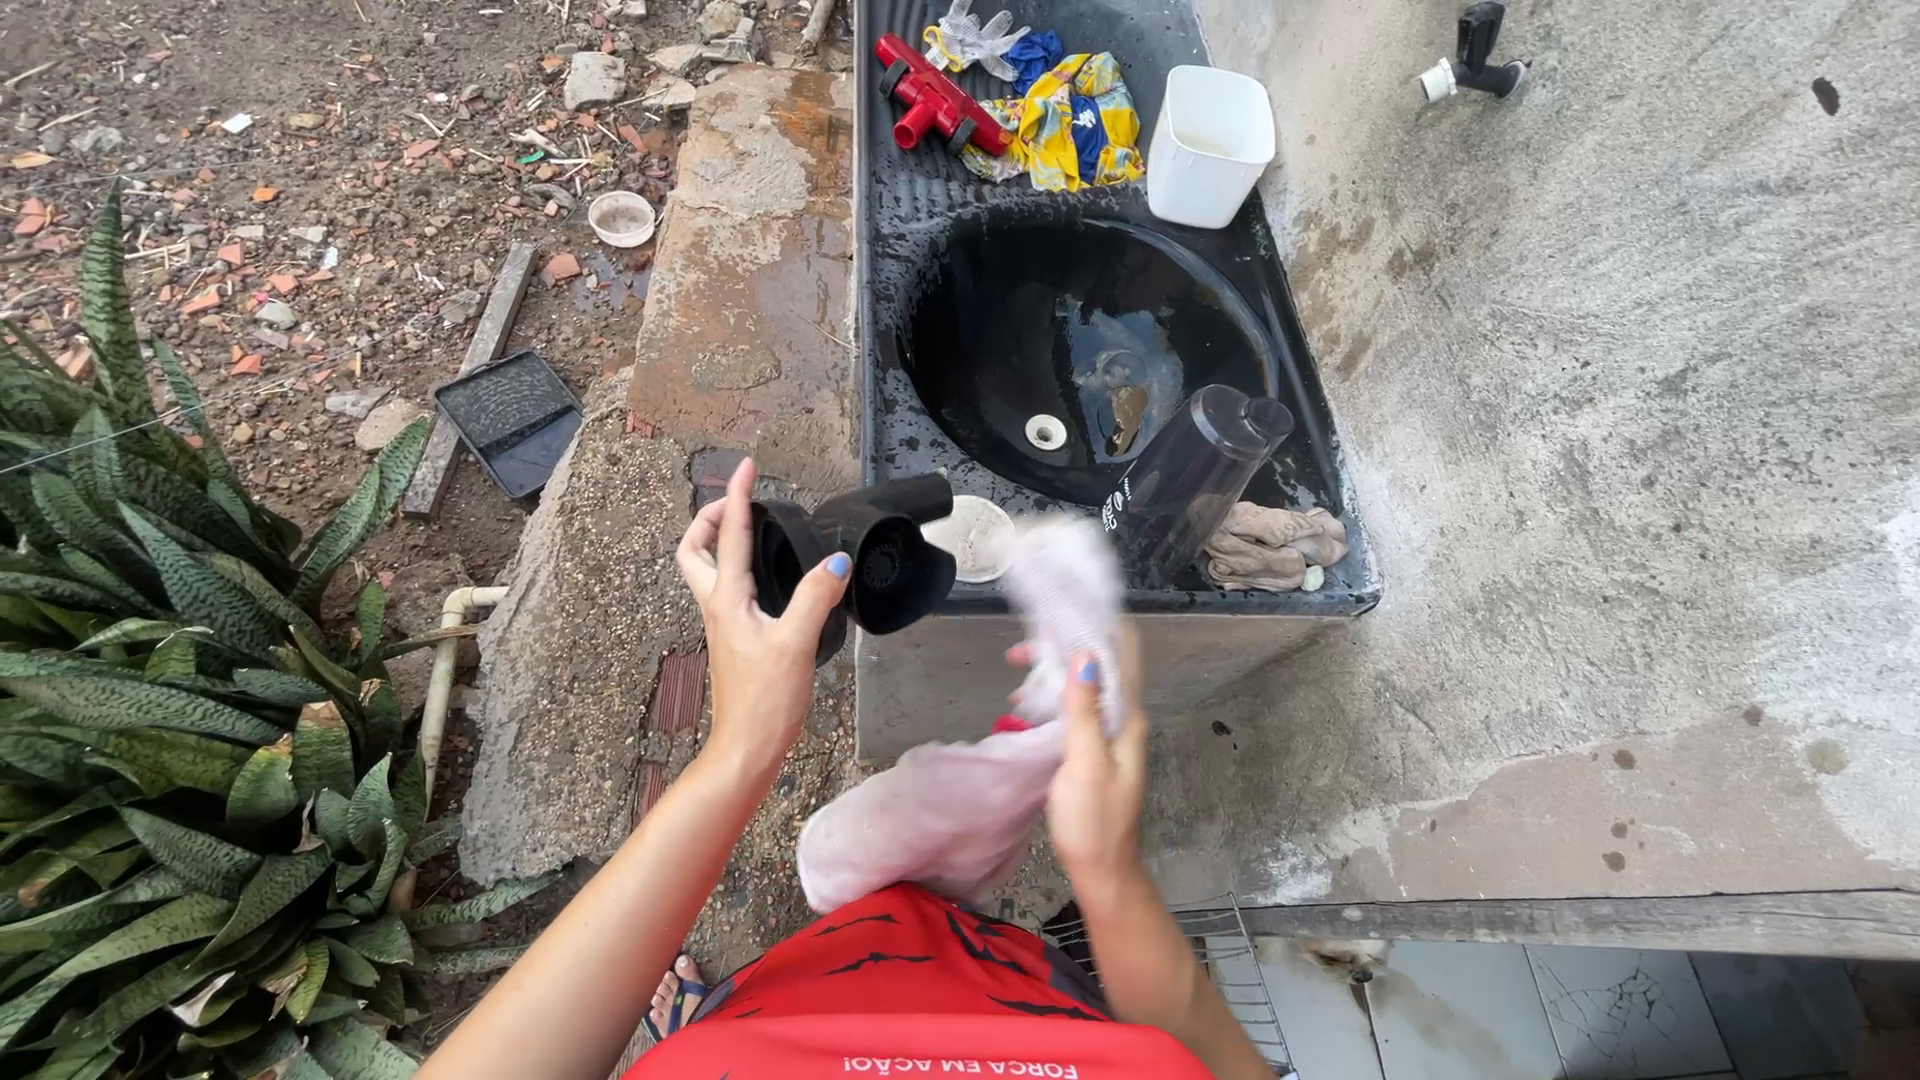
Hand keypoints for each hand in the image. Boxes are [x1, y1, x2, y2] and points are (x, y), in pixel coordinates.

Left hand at [675, 457, 849, 770]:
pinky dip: (738, 566)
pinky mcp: (737, 639)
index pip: (729, 535)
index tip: (746, 466)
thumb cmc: (765, 700)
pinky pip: (728, 588)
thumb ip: (814, 597)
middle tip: (737, 502)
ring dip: (718, 540)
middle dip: (707, 518)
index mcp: (727, 599)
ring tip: (749, 526)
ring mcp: (724, 624)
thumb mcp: (795, 643)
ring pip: (706, 569)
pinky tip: (766, 575)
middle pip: (693, 549)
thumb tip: (835, 560)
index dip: (736, 496)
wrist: (747, 747)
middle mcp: (718, 606)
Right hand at [1035, 628, 1149, 904]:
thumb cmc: (1094, 820)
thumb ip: (1083, 709)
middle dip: (1063, 645)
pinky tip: (1022, 705)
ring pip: (1081, 685)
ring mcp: (1106, 734)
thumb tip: (1084, 654)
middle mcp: (1121, 718)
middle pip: (1097, 664)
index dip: (1098, 625)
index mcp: (1126, 717)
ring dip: (1051, 670)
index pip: (1122, 654)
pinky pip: (1071, 707)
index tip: (1065, 607)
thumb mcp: (1085, 762)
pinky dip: (1048, 696)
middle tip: (1022, 647)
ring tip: (1016, 670)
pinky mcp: (1090, 749)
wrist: (1102, 871)